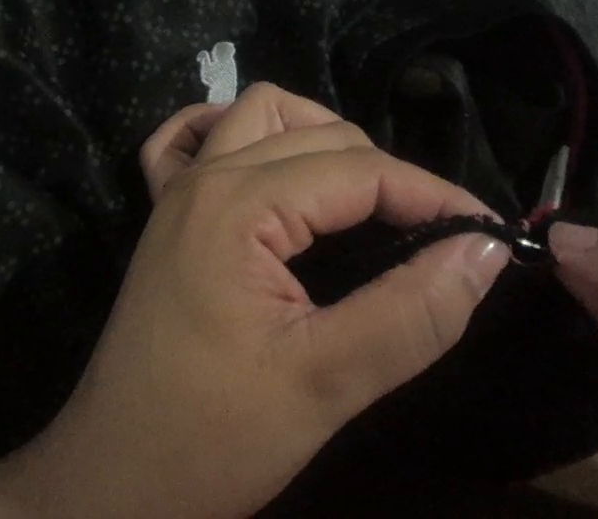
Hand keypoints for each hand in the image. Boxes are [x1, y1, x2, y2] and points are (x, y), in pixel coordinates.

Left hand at [0, 84, 511, 518]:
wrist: (109, 482)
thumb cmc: (210, 439)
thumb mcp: (323, 385)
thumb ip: (411, 313)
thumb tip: (485, 251)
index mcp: (239, 204)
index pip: (360, 169)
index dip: (433, 193)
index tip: (488, 232)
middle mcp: (206, 176)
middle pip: (320, 136)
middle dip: (388, 175)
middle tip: (436, 236)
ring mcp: (177, 190)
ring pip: (263, 116)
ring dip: (321, 139)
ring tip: (366, 200)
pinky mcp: (165, 215)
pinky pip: (197, 138)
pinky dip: (242, 135)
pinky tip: (271, 168)